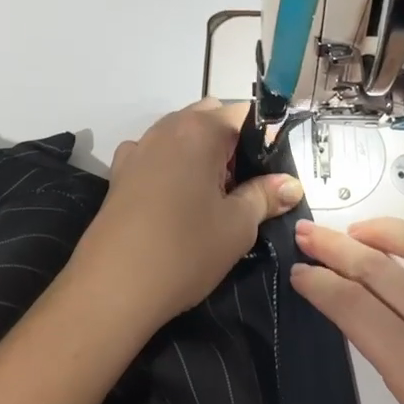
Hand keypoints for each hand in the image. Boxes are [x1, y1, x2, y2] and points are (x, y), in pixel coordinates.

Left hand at [72, 98, 304, 327]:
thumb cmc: (184, 251)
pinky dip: (169, 166)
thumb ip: (266, 196)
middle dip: (230, 141)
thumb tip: (291, 184)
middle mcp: (168, 128)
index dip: (263, 138)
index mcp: (201, 130)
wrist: (112, 289)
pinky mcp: (119, 173)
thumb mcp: (237, 226)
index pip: (244, 113)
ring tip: (208, 198)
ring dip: (199, 153)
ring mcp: (139, 148)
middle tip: (240, 186)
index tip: (269, 173)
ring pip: (180, 134)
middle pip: (210, 116)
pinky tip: (172, 201)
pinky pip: (154, 155)